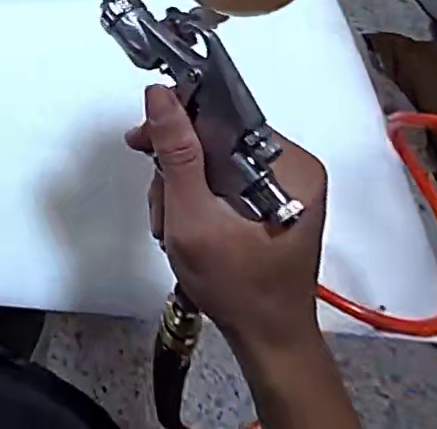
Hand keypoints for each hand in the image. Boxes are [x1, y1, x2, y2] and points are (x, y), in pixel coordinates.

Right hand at [125, 84, 327, 351]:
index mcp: (290, 167)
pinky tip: (183, 217)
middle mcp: (292, 167)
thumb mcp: (194, 218)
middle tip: (158, 194)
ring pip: (210, 153)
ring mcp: (282, 183)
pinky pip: (219, 171)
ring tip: (170, 219)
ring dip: (180, 182)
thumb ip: (176, 153)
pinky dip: (194, 191)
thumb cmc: (237, 289)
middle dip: (175, 163)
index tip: (144, 139)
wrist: (267, 341)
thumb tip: (160, 95)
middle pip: (213, 133)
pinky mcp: (270, 196)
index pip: (221, 114)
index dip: (177, 121)